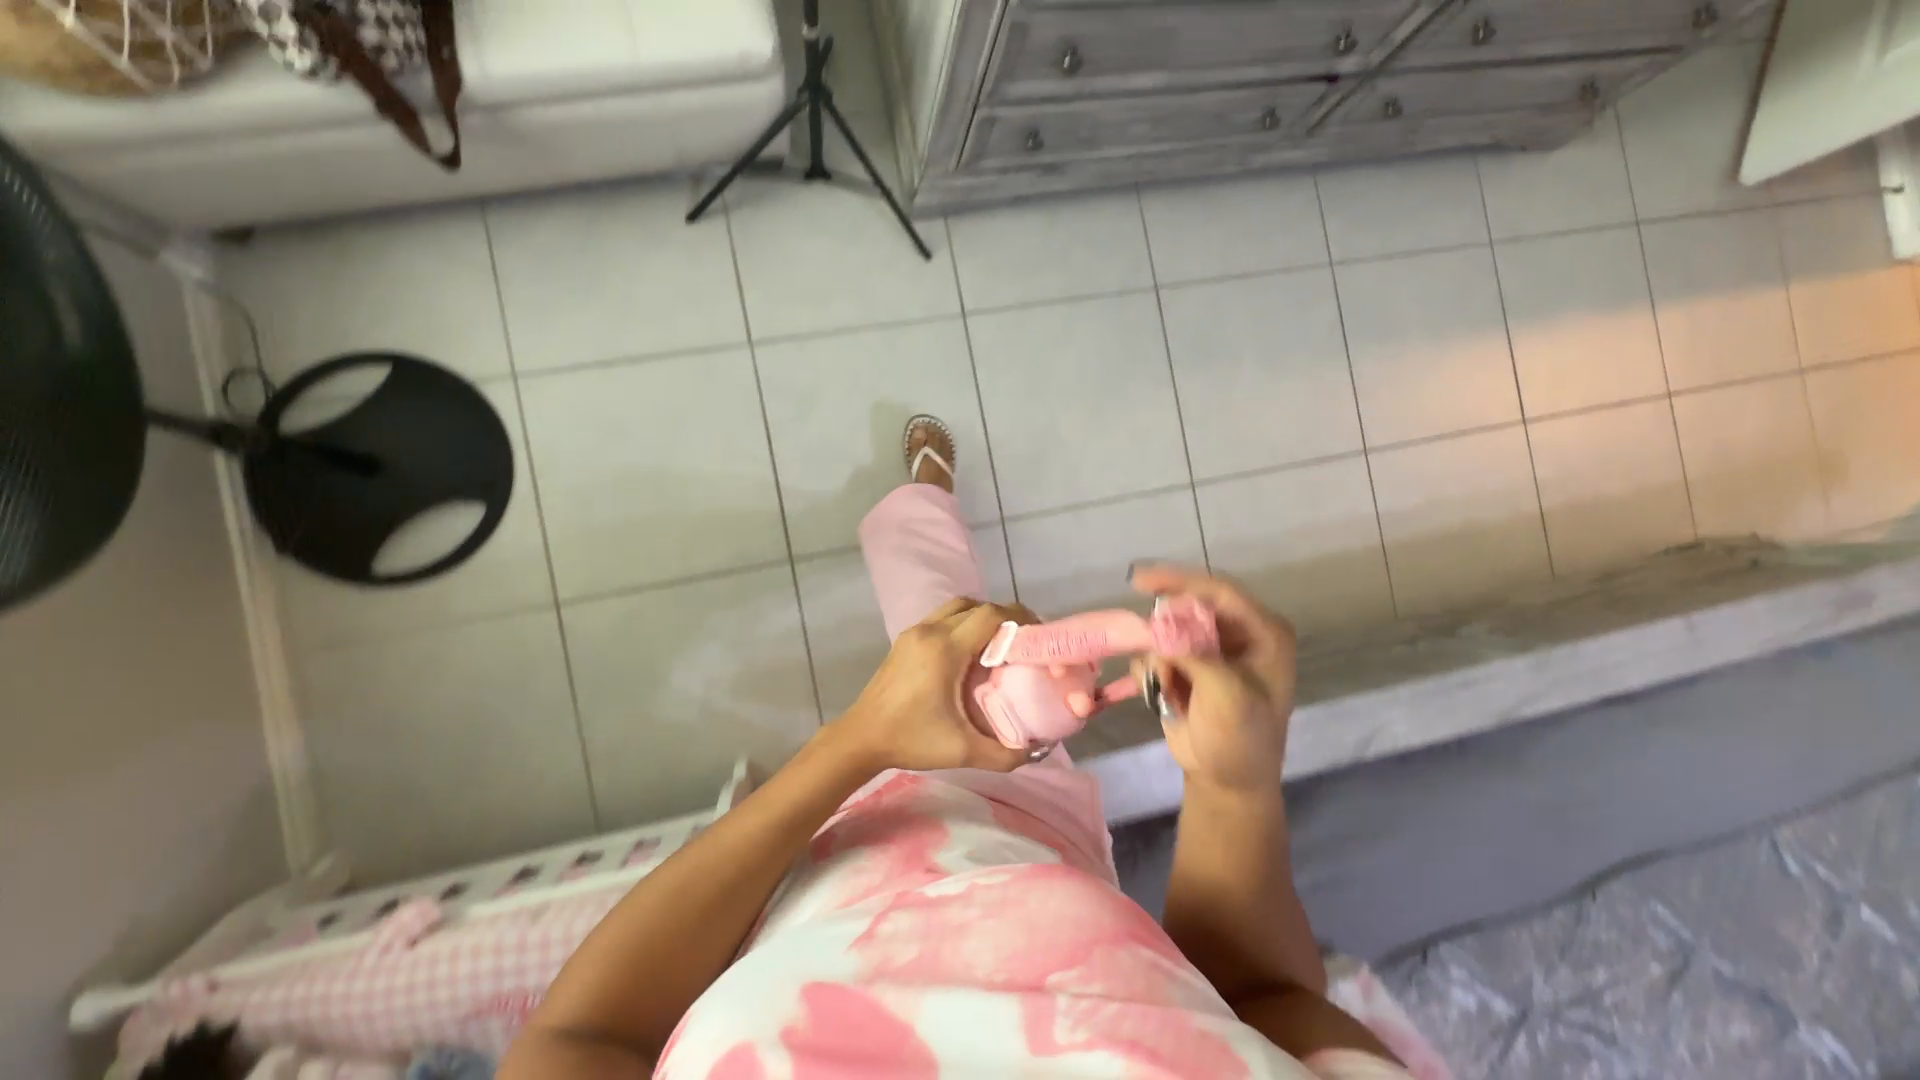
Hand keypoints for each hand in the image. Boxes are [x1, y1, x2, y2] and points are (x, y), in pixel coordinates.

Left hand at [835, 598, 1041, 773]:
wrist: (862, 738)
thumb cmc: (911, 740)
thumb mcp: (963, 751)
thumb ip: (1005, 753)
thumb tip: (1037, 750)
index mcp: (945, 649)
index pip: (991, 615)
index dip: (1020, 619)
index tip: (1038, 637)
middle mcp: (930, 631)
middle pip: (977, 606)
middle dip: (1005, 618)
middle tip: (1023, 642)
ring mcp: (914, 632)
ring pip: (957, 607)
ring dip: (982, 618)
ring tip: (999, 644)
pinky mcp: (905, 640)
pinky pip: (942, 617)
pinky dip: (963, 624)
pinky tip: (972, 653)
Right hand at [1128, 565, 1298, 793]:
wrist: (1226, 781)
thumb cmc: (1240, 739)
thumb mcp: (1226, 695)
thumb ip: (1195, 655)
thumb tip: (1158, 629)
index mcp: (1263, 632)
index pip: (1219, 592)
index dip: (1179, 582)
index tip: (1139, 580)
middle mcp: (1238, 633)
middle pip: (1189, 607)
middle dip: (1164, 629)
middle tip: (1151, 654)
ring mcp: (1211, 649)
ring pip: (1167, 630)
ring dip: (1160, 658)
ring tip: (1168, 689)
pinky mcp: (1187, 666)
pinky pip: (1157, 650)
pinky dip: (1153, 670)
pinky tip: (1163, 695)